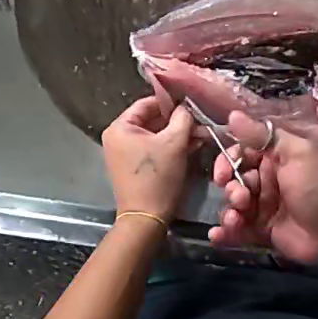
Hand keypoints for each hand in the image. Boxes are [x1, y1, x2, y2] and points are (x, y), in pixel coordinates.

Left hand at [101, 97, 198, 220]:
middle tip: (200, 121)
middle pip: (151, 119)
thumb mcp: (174, 143)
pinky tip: (191, 146)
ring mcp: (123, 153)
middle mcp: (117, 137)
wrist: (146, 217)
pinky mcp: (133, 166)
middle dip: (177, 121)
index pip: (146, 103)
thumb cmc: (158, 177)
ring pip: (154, 135)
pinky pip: (152, 149)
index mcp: (120, 127)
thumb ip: (182, 118)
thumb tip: (185, 107)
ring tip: (200, 134)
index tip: (192, 103)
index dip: (170, 101)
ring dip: (176, 134)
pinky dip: (169, 147)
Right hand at [209, 111, 317, 263]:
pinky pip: (235, 229)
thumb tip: (232, 115)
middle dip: (230, 189)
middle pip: (232, 179)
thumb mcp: (296, 153)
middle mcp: (265, 180)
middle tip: (239, 198)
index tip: (223, 173)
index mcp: (274, 158)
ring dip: (229, 211)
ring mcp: (261, 206)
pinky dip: (223, 232)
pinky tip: (218, 235)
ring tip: (237, 219)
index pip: (240, 153)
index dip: (227, 161)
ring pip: (232, 204)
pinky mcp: (259, 230)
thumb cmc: (317, 188)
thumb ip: (263, 135)